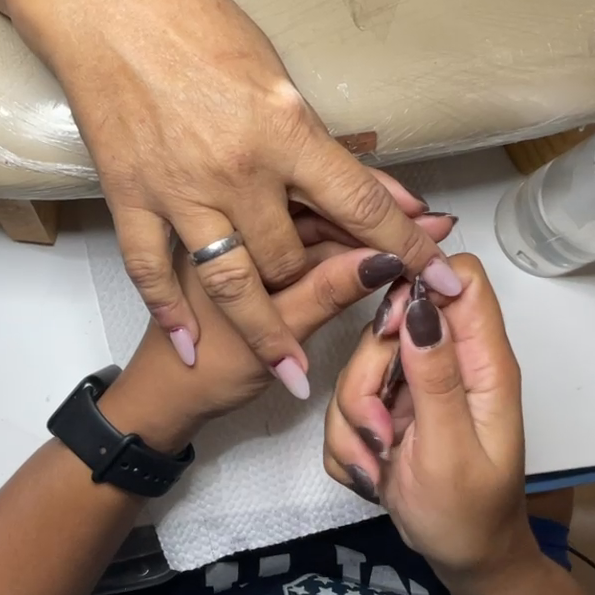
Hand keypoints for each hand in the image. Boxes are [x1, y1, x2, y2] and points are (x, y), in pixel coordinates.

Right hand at [9, 0, 459, 402]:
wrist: (102, 5)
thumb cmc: (192, 20)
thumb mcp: (275, 74)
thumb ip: (321, 143)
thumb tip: (378, 186)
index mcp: (283, 129)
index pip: (362, 205)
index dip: (410, 248)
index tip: (442, 277)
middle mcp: (237, 171)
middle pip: (295, 255)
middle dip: (324, 279)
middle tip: (341, 301)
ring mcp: (179, 191)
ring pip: (234, 283)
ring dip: (265, 330)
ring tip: (290, 369)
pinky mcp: (130, 200)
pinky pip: (151, 272)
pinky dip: (169, 313)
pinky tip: (187, 344)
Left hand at [101, 206, 454, 452]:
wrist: (159, 392)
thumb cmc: (205, 369)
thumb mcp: (263, 333)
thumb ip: (322, 293)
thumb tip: (382, 263)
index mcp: (229, 218)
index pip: (319, 211)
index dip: (380, 224)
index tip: (429, 235)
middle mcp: (234, 210)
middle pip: (321, 202)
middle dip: (380, 213)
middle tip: (435, 222)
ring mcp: (243, 224)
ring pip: (314, 214)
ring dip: (362, 223)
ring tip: (418, 222)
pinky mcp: (248, 242)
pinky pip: (300, 231)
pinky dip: (337, 237)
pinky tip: (372, 241)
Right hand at [322, 254, 532, 578]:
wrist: (462, 562)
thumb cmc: (469, 515)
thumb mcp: (450, 450)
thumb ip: (435, 378)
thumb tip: (420, 305)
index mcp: (482, 365)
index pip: (461, 280)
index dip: (421, 288)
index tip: (390, 332)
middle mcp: (446, 365)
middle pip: (387, 325)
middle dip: (366, 379)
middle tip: (380, 432)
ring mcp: (412, 387)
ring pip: (357, 367)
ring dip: (353, 420)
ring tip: (378, 462)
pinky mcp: (385, 410)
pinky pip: (344, 405)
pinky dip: (348, 441)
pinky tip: (372, 471)